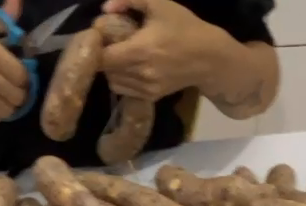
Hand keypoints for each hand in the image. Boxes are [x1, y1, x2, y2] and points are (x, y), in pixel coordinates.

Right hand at [0, 0, 30, 121]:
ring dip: (10, 107)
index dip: (26, 78)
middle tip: (15, 89)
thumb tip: (18, 4)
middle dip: (20, 94)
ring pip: (6, 110)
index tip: (22, 76)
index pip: (21, 74)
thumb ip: (0, 19)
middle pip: (16, 95)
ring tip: (5, 98)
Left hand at [99, 0, 235, 100]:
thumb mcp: (159, 3)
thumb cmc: (184, 27)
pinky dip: (122, 79)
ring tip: (120, 54)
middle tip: (110, 42)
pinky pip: (126, 90)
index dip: (97, 45)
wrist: (208, 58)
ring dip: (112, 69)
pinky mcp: (152, 97)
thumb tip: (105, 8)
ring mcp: (146, 89)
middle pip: (106, 71)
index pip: (103, 56)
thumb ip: (129, 0)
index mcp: (141, 50)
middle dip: (103, 56)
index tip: (100, 34)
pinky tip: (130, 66)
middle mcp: (141, 74)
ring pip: (114, 83)